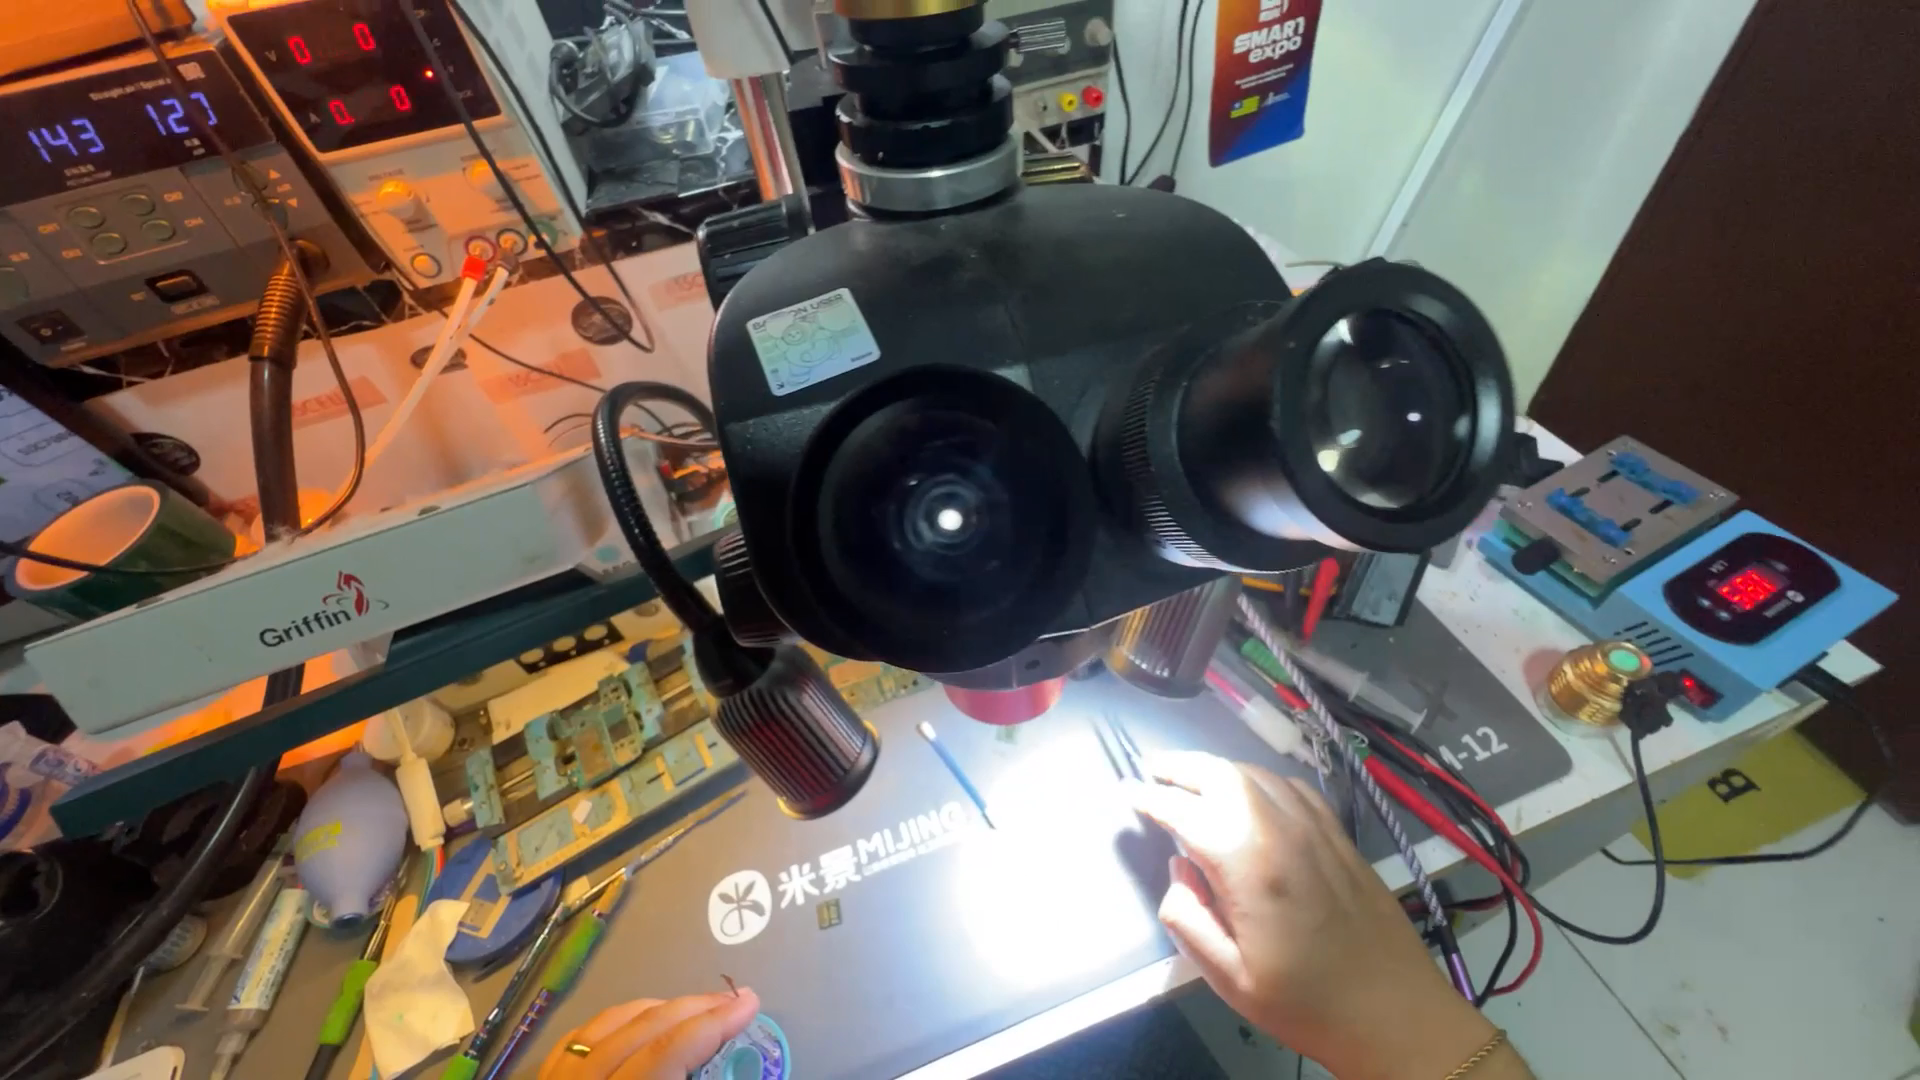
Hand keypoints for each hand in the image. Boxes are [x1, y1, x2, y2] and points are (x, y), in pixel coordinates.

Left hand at [539, 989, 760, 1079]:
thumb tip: (732, 1064)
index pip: (667, 1053)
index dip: (713, 1025)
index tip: (750, 1004)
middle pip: (641, 1030)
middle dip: (695, 1008)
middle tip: (735, 999)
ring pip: (607, 1026)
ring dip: (658, 1010)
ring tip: (696, 1008)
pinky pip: (576, 1042)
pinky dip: (616, 1024)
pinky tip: (637, 1024)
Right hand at [1129, 753, 1501, 1079]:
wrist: (1397, 1016)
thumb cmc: (1305, 1002)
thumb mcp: (1228, 977)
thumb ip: (1186, 916)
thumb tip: (1180, 868)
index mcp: (1246, 863)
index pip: (1183, 811)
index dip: (1149, 798)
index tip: (1126, 792)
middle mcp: (1277, 829)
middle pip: (1217, 774)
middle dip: (1178, 765)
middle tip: (1150, 767)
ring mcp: (1312, 825)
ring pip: (1252, 771)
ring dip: (1213, 766)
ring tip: (1189, 774)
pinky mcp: (1336, 832)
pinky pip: (1288, 784)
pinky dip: (1256, 776)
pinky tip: (1248, 789)